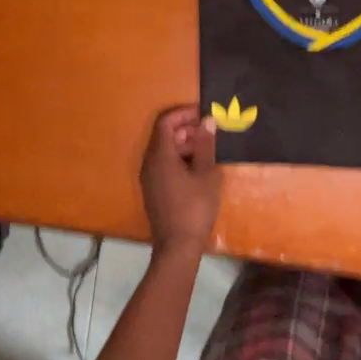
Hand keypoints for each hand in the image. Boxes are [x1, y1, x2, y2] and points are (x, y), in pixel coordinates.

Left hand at [141, 105, 220, 254]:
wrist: (177, 246)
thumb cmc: (194, 207)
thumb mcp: (205, 174)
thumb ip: (206, 145)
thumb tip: (208, 120)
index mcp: (159, 155)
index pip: (166, 122)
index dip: (184, 114)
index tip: (204, 113)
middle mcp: (149, 163)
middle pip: (164, 135)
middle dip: (187, 129)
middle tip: (210, 132)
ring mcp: (149, 178)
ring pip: (165, 151)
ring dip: (185, 144)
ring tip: (209, 149)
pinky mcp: (154, 190)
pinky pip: (164, 164)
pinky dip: (180, 159)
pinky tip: (199, 167)